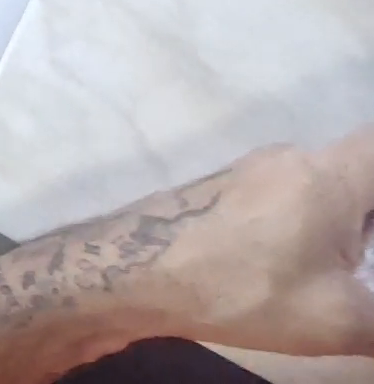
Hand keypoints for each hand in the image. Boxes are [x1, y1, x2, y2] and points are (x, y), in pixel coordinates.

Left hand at [128, 130, 373, 357]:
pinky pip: (302, 195)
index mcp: (322, 175)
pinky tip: (338, 261)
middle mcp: (285, 160)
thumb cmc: (238, 289)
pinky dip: (333, 222)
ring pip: (333, 185)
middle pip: (364, 169)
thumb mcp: (351, 318)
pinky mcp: (232, 190)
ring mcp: (251, 172)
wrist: (130, 271)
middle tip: (371, 256)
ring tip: (356, 264)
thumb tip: (372, 293)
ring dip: (360, 220)